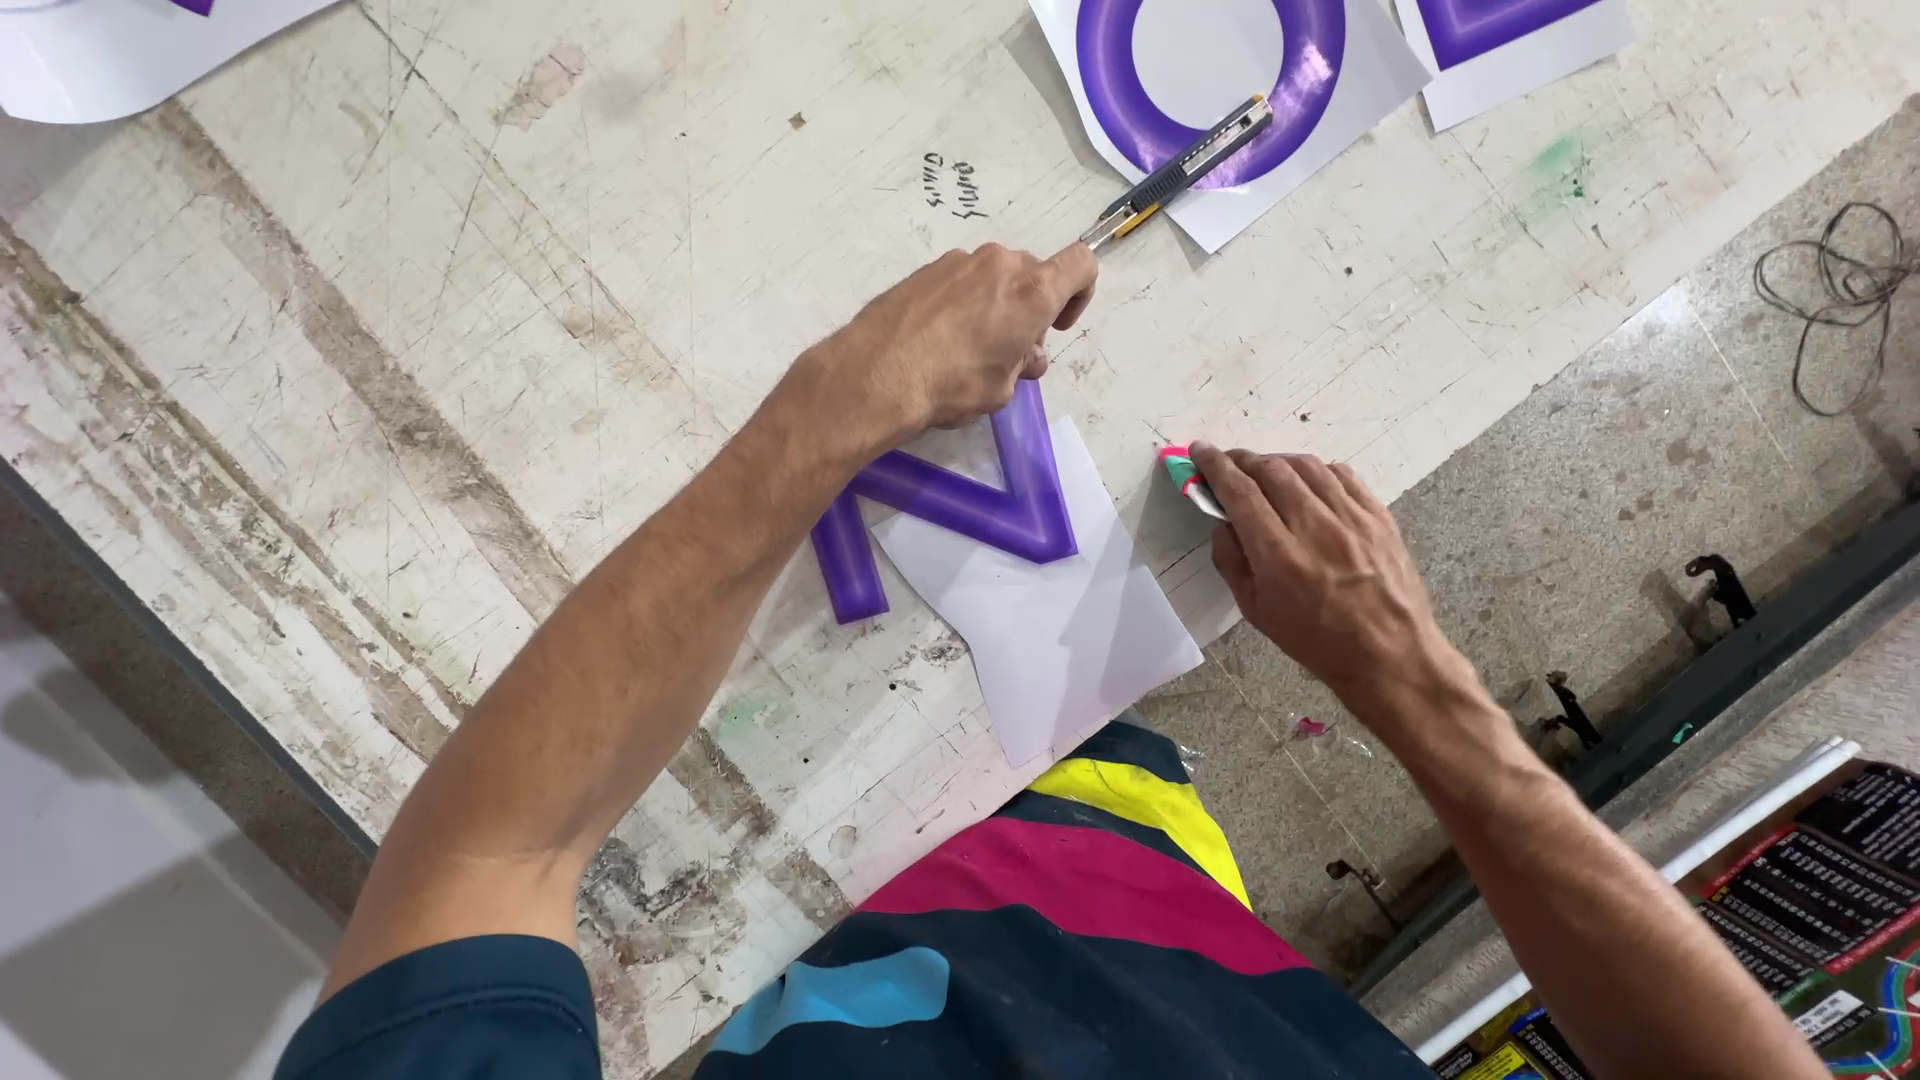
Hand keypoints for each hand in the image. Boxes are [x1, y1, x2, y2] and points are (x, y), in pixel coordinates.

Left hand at [817, 243, 1096, 433]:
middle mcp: (1000, 264)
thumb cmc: (951, 385)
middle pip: (1034, 275)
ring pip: (995, 278)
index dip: (1080, 294)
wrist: (876, 374)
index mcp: (1031, 291)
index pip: (1082, 263)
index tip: (1055, 327)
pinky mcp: (926, 268)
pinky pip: (962, 281)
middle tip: (1009, 353)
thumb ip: (1022, 365)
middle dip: (1030, 310)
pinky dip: (964, 303)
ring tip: (970, 350)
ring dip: (996, 306)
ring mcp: (960, 261)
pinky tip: (940, 339)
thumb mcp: (1001, 389)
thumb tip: (1026, 356)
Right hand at [1191, 444, 1483, 732]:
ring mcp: (1352, 518)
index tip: (1199, 451)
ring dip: (1276, 460)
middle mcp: (1315, 527)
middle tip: (1226, 462)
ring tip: (1263, 470)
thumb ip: (1231, 561)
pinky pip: (1341, 475)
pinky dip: (1314, 470)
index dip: (1214, 466)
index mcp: (1278, 556)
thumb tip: (1223, 522)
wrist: (1388, 653)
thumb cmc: (1315, 640)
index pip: (1239, 492)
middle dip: (1241, 459)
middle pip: (1270, 470)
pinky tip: (1305, 481)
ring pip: (1306, 466)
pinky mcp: (1379, 515)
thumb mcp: (1255, 610)